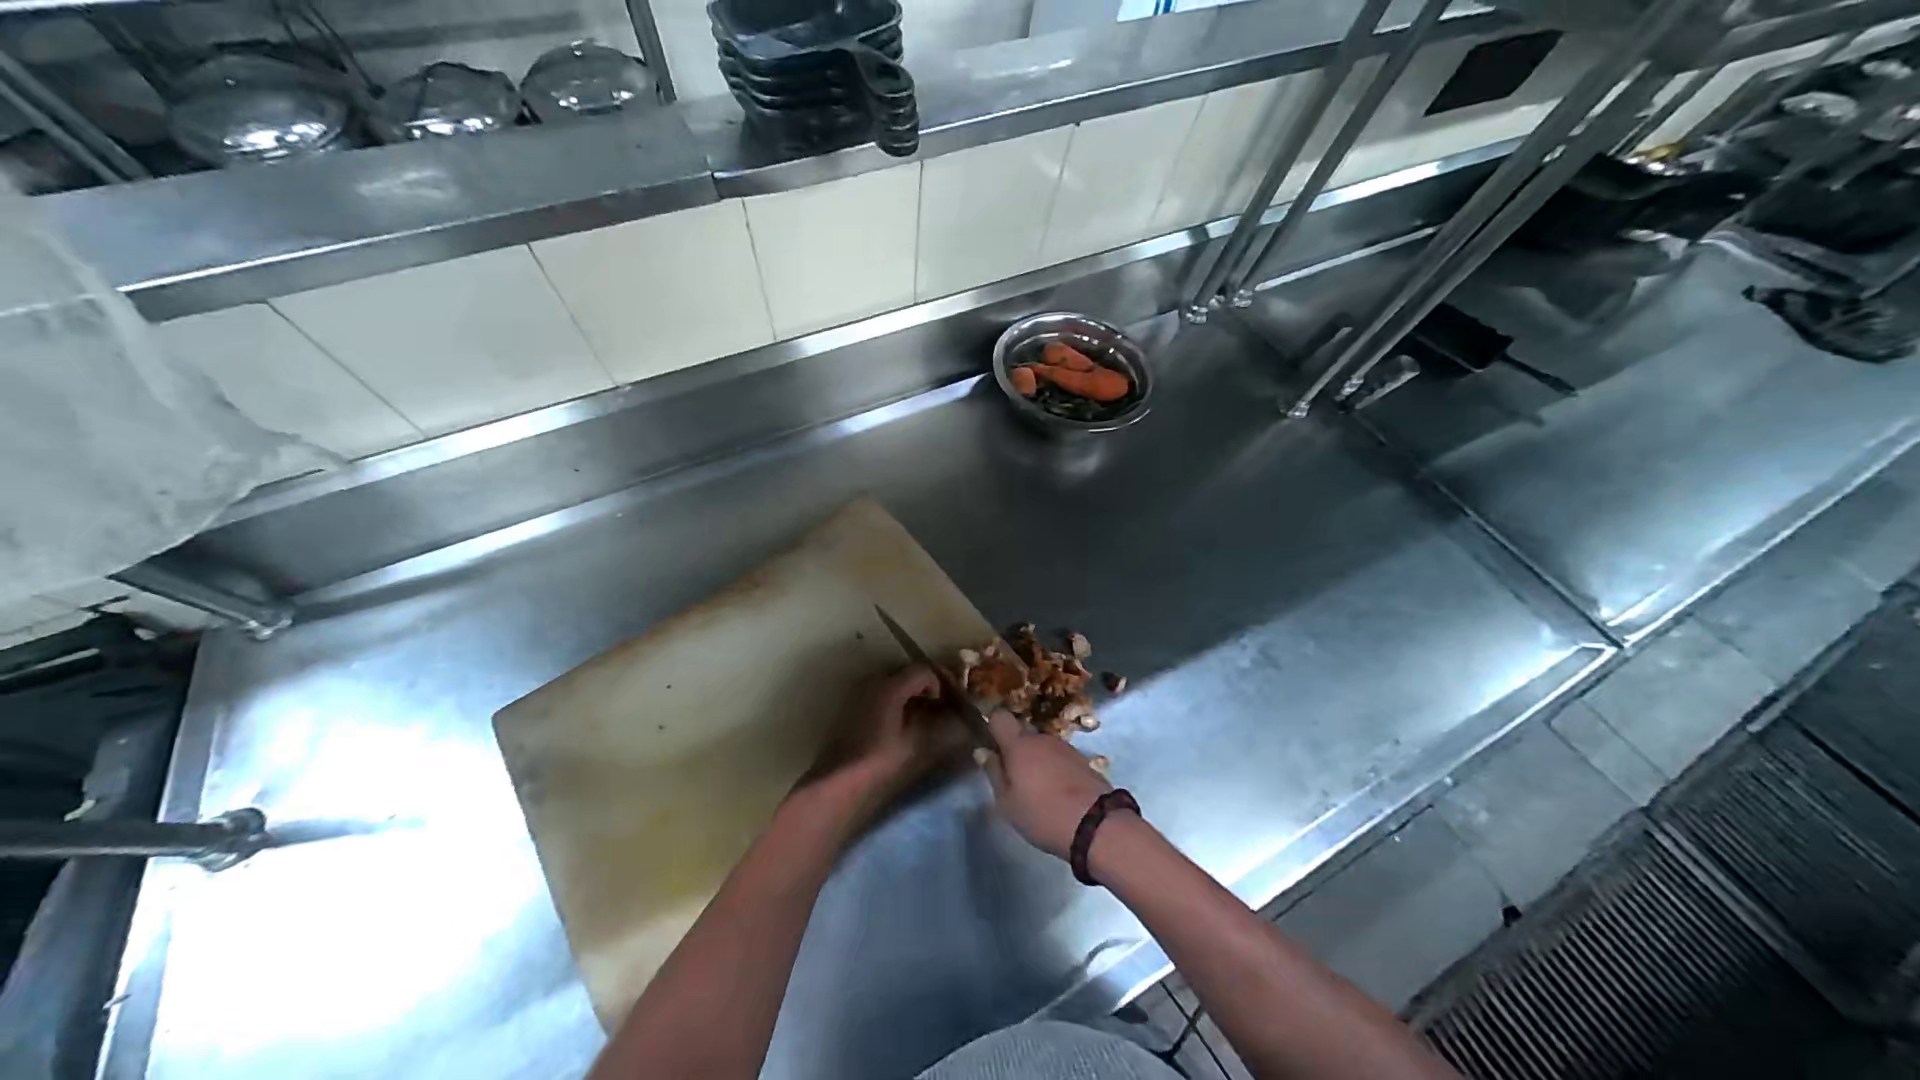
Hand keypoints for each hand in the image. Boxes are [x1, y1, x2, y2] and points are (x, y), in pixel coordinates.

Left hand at [798, 665, 958, 820]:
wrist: (836, 785)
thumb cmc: (879, 763)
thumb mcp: (917, 744)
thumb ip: (942, 725)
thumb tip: (959, 717)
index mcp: (889, 686)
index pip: (923, 671)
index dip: (940, 684)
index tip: (950, 704)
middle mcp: (871, 682)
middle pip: (907, 675)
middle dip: (926, 689)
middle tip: (940, 711)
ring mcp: (857, 694)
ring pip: (892, 686)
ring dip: (910, 697)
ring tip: (922, 721)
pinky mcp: (850, 709)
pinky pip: (879, 696)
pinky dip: (894, 704)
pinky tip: (900, 728)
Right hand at [975, 709, 1112, 859]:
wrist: (1096, 824)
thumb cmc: (1042, 814)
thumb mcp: (1007, 802)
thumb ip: (993, 773)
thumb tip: (982, 751)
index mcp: (1019, 745)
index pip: (1000, 717)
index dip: (993, 727)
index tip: (992, 746)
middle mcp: (1042, 739)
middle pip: (1022, 732)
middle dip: (1015, 748)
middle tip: (1012, 776)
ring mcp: (1065, 748)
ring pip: (1042, 746)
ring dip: (1036, 759)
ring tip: (1037, 788)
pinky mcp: (1083, 760)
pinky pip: (1059, 758)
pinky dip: (1054, 768)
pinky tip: (1057, 792)